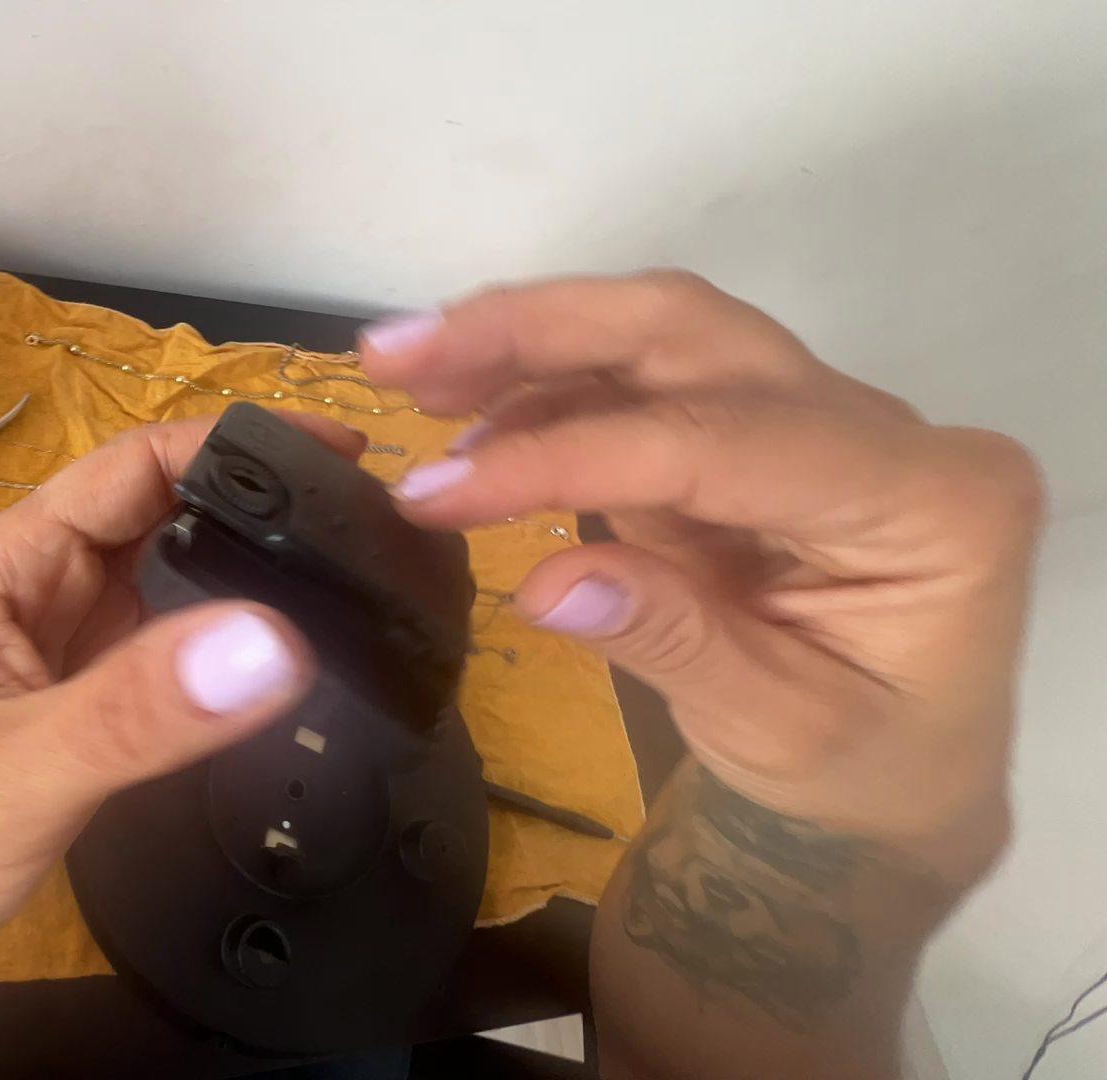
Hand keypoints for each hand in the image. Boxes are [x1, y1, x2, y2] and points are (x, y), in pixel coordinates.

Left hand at [0, 415, 365, 984]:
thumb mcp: (18, 771)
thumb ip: (136, 711)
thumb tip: (274, 644)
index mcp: (13, 562)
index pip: (132, 466)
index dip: (232, 445)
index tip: (335, 452)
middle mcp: (47, 577)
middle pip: (166, 504)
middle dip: (260, 495)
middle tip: (366, 515)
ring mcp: (75, 628)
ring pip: (178, 564)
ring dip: (254, 556)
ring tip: (352, 564)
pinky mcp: (97, 679)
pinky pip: (177, 630)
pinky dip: (235, 625)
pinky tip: (293, 639)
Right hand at [360, 272, 1040, 881]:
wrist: (881, 772)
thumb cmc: (854, 765)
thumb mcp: (777, 729)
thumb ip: (673, 643)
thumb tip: (546, 586)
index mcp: (917, 499)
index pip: (712, 440)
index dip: (558, 458)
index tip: (432, 492)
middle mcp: (860, 427)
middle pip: (679, 326)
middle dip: (525, 328)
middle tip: (399, 352)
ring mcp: (788, 420)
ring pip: (639, 333)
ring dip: (511, 343)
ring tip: (411, 376)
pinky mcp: (720, 438)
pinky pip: (615, 387)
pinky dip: (526, 392)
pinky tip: (466, 428)